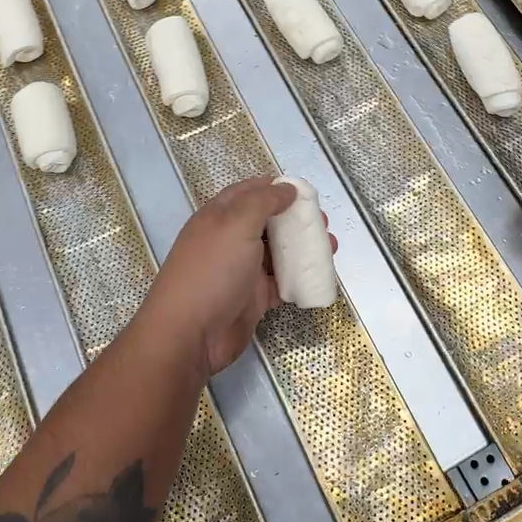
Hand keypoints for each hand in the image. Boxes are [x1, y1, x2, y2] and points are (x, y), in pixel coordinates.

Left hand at [140, 176, 332, 377]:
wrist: (191, 333)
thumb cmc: (212, 271)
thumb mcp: (236, 224)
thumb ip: (263, 201)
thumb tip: (286, 188)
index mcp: (220, 216)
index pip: (249, 192)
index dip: (275, 187)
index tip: (304, 191)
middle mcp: (231, 240)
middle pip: (268, 222)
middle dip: (296, 219)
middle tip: (323, 222)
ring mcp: (242, 270)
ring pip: (278, 253)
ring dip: (302, 248)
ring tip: (331, 246)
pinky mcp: (253, 298)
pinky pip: (281, 283)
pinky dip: (299, 278)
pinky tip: (319, 275)